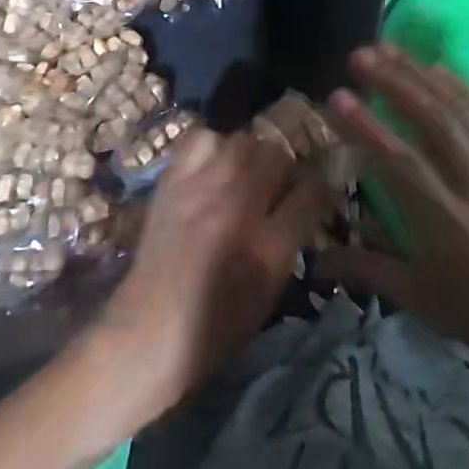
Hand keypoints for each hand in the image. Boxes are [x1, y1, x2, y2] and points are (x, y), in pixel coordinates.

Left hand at [90, 124, 329, 416]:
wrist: (150, 329)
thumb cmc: (217, 323)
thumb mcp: (270, 289)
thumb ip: (290, 240)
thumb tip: (301, 205)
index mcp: (270, 245)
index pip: (310, 194)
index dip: (317, 191)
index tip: (313, 195)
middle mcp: (238, 206)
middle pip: (276, 154)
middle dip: (284, 167)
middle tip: (276, 185)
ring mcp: (201, 188)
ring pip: (241, 141)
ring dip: (250, 154)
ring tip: (243, 173)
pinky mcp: (172, 181)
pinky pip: (201, 138)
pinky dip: (212, 146)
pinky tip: (212, 167)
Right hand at [319, 43, 468, 360]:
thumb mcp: (420, 297)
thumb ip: (367, 270)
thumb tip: (317, 260)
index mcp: (447, 222)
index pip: (403, 165)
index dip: (369, 128)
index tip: (337, 97)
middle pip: (434, 122)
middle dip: (395, 83)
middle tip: (359, 55)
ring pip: (457, 111)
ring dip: (420, 75)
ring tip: (386, 49)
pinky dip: (457, 86)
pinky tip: (433, 66)